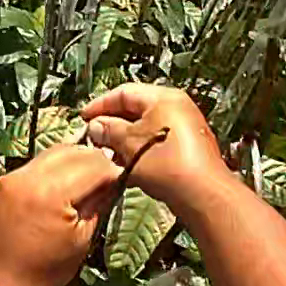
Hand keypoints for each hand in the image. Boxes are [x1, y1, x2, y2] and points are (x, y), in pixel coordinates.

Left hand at [0, 145, 120, 285]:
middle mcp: (24, 177)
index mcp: (49, 192)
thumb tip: (113, 180)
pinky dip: (47, 172)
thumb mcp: (81, 240)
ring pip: (47, 156)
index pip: (92, 164)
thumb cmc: (42, 273)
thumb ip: (97, 203)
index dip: (111, 170)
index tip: (120, 178)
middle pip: (69, 152)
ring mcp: (6, 179)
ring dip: (70, 162)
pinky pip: (28, 168)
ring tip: (82, 181)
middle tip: (105, 177)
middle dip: (92, 160)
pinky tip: (55, 189)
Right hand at [81, 84, 229, 209]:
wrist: (201, 193)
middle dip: (111, 124)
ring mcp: (183, 127)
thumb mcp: (128, 143)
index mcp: (162, 97)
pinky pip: (155, 142)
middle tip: (93, 137)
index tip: (84, 117)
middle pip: (134, 109)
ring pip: (143, 128)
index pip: (123, 92)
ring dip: (122, 139)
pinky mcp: (185, 147)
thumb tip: (95, 126)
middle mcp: (175, 107)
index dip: (100, 104)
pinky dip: (137, 149)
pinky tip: (125, 165)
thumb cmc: (165, 163)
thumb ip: (108, 130)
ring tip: (107, 154)